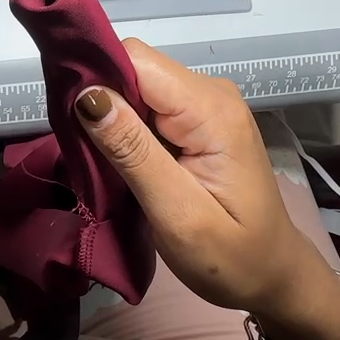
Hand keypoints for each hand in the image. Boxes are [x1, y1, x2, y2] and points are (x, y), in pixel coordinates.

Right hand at [76, 39, 326, 318]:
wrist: (273, 280)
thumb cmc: (232, 258)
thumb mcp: (178, 215)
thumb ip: (133, 152)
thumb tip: (88, 95)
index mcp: (211, 110)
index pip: (136, 59)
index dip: (96, 75)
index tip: (66, 112)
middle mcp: (209, 92)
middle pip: (134, 66)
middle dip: (99, 97)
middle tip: (82, 147)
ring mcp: (204, 102)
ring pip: (135, 82)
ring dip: (109, 113)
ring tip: (99, 156)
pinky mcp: (195, 116)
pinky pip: (145, 101)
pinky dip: (124, 123)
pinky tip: (119, 155)